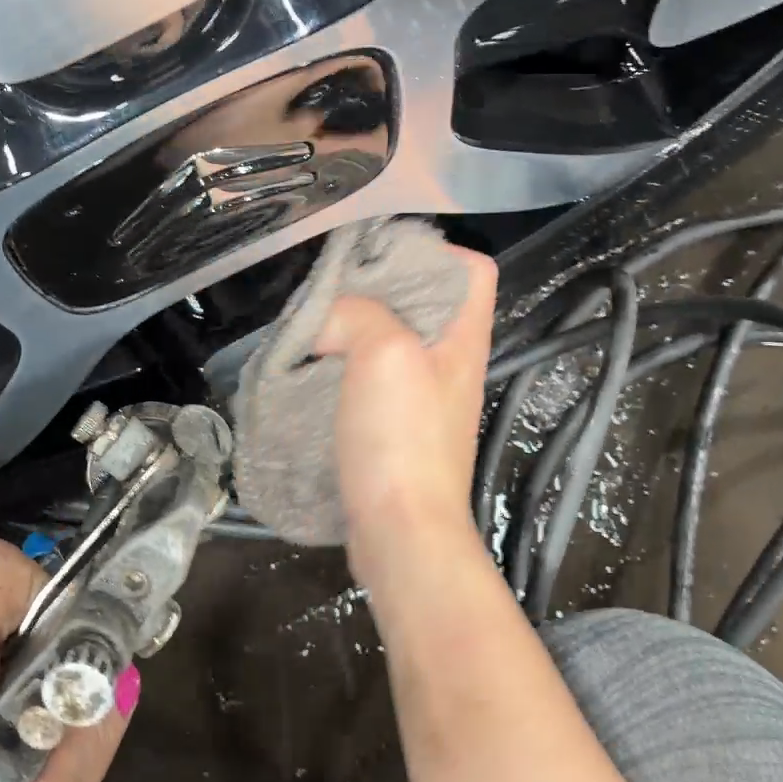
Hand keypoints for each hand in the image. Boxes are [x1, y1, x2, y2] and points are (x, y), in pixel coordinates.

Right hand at [313, 244, 497, 581]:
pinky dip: (342, 371)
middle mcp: (450, 364)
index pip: (470, 269)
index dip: (431, 251)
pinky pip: (370, 383)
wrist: (400, 530)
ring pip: (391, 343)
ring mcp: (424, 401)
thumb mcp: (384, 354)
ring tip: (313, 331)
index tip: (375, 256)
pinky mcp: (395, 431)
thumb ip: (359, 314)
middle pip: (422, 304)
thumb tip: (328, 317)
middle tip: (329, 292)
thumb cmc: (401, 440)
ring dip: (352, 333)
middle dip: (376, 290)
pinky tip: (312, 377)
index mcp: (463, 337)